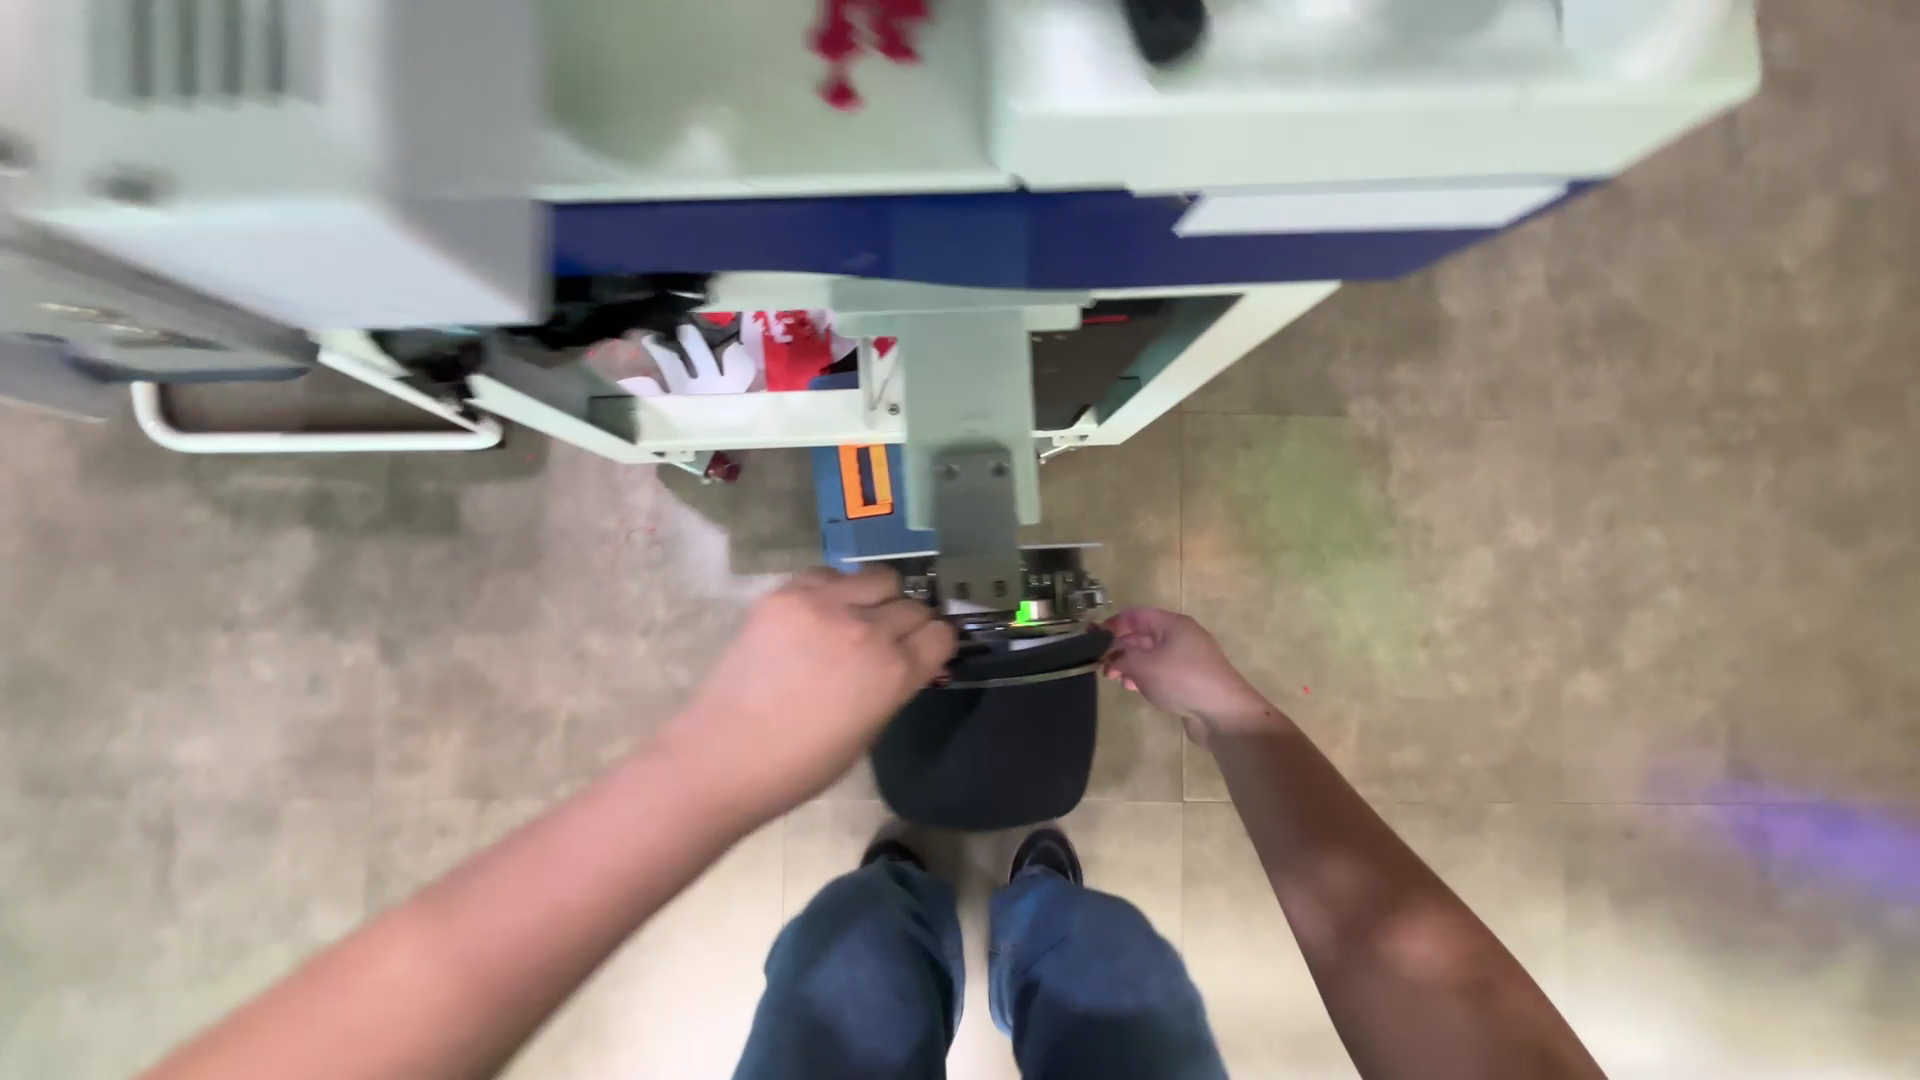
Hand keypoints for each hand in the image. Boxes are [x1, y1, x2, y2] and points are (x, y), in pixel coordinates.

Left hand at [670, 567, 956, 822]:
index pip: (941, 634)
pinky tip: (818, 614)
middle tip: (886, 638)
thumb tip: (904, 660)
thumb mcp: (869, 731)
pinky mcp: (787, 593)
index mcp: (894, 674)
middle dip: (908, 623)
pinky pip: (829, 574)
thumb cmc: (801, 763)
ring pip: (878, 577)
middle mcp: (868, 631)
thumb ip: (893, 686)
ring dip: (876, 597)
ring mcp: (825, 606)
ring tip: (855, 617)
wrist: (725, 755)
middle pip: (912, 606)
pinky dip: (833, 590)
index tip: (924, 649)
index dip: (935, 643)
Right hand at [1102, 608, 1280, 743]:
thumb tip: (1111, 657)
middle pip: (1144, 635)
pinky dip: (1147, 677)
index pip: (1137, 615)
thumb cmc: (1181, 679)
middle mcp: (1182, 637)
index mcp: (1173, 624)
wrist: (1223, 713)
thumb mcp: (1143, 665)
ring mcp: (1189, 659)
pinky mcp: (1192, 679)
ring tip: (1117, 679)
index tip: (1094, 638)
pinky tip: (1136, 689)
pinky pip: (1163, 672)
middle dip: (1121, 648)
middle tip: (1102, 663)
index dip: (1114, 624)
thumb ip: (1121, 657)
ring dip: (1132, 665)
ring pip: (1152, 655)